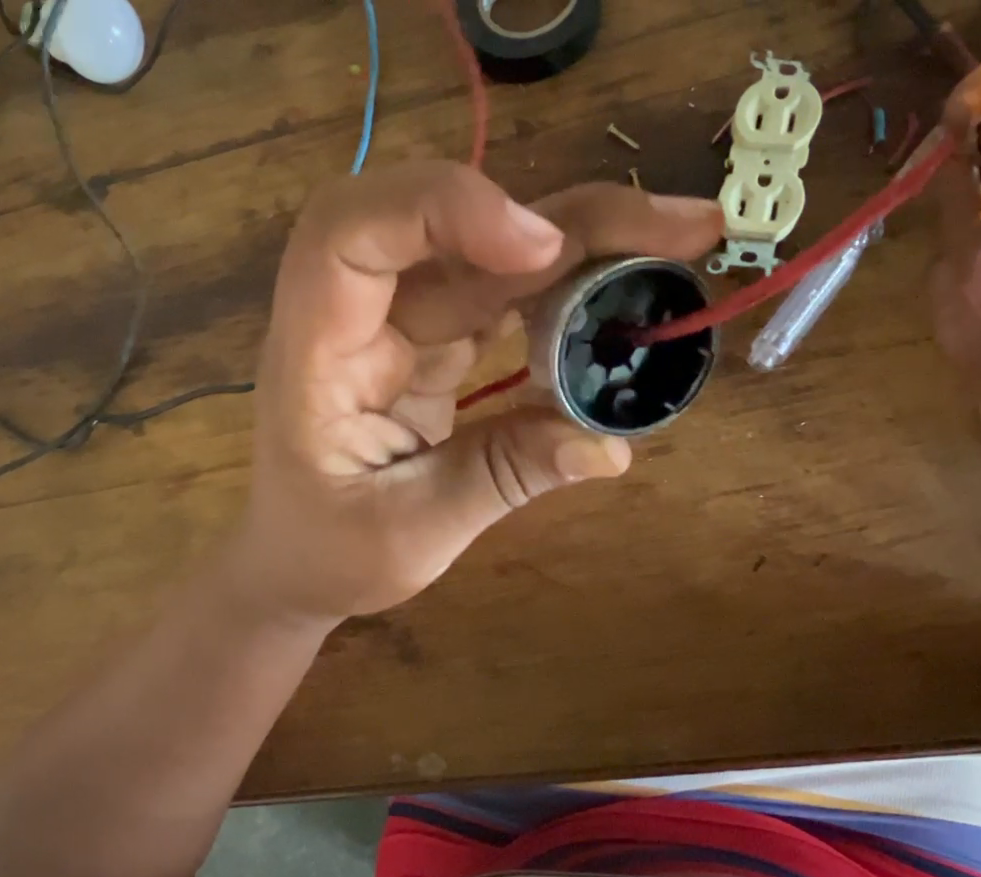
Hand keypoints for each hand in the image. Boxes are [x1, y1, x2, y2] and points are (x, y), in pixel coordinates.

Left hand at [227, 163, 725, 619]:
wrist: (297, 562)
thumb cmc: (328, 555)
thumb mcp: (409, 534)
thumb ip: (501, 480)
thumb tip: (610, 446)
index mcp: (316, 355)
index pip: (351, 234)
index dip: (444, 211)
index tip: (541, 250)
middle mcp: (355, 318)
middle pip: (447, 224)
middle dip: (563, 215)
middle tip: (683, 226)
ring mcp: (398, 325)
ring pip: (490, 253)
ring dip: (586, 240)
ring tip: (683, 243)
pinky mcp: (435, 342)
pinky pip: (506, 297)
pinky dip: (570, 291)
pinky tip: (632, 292)